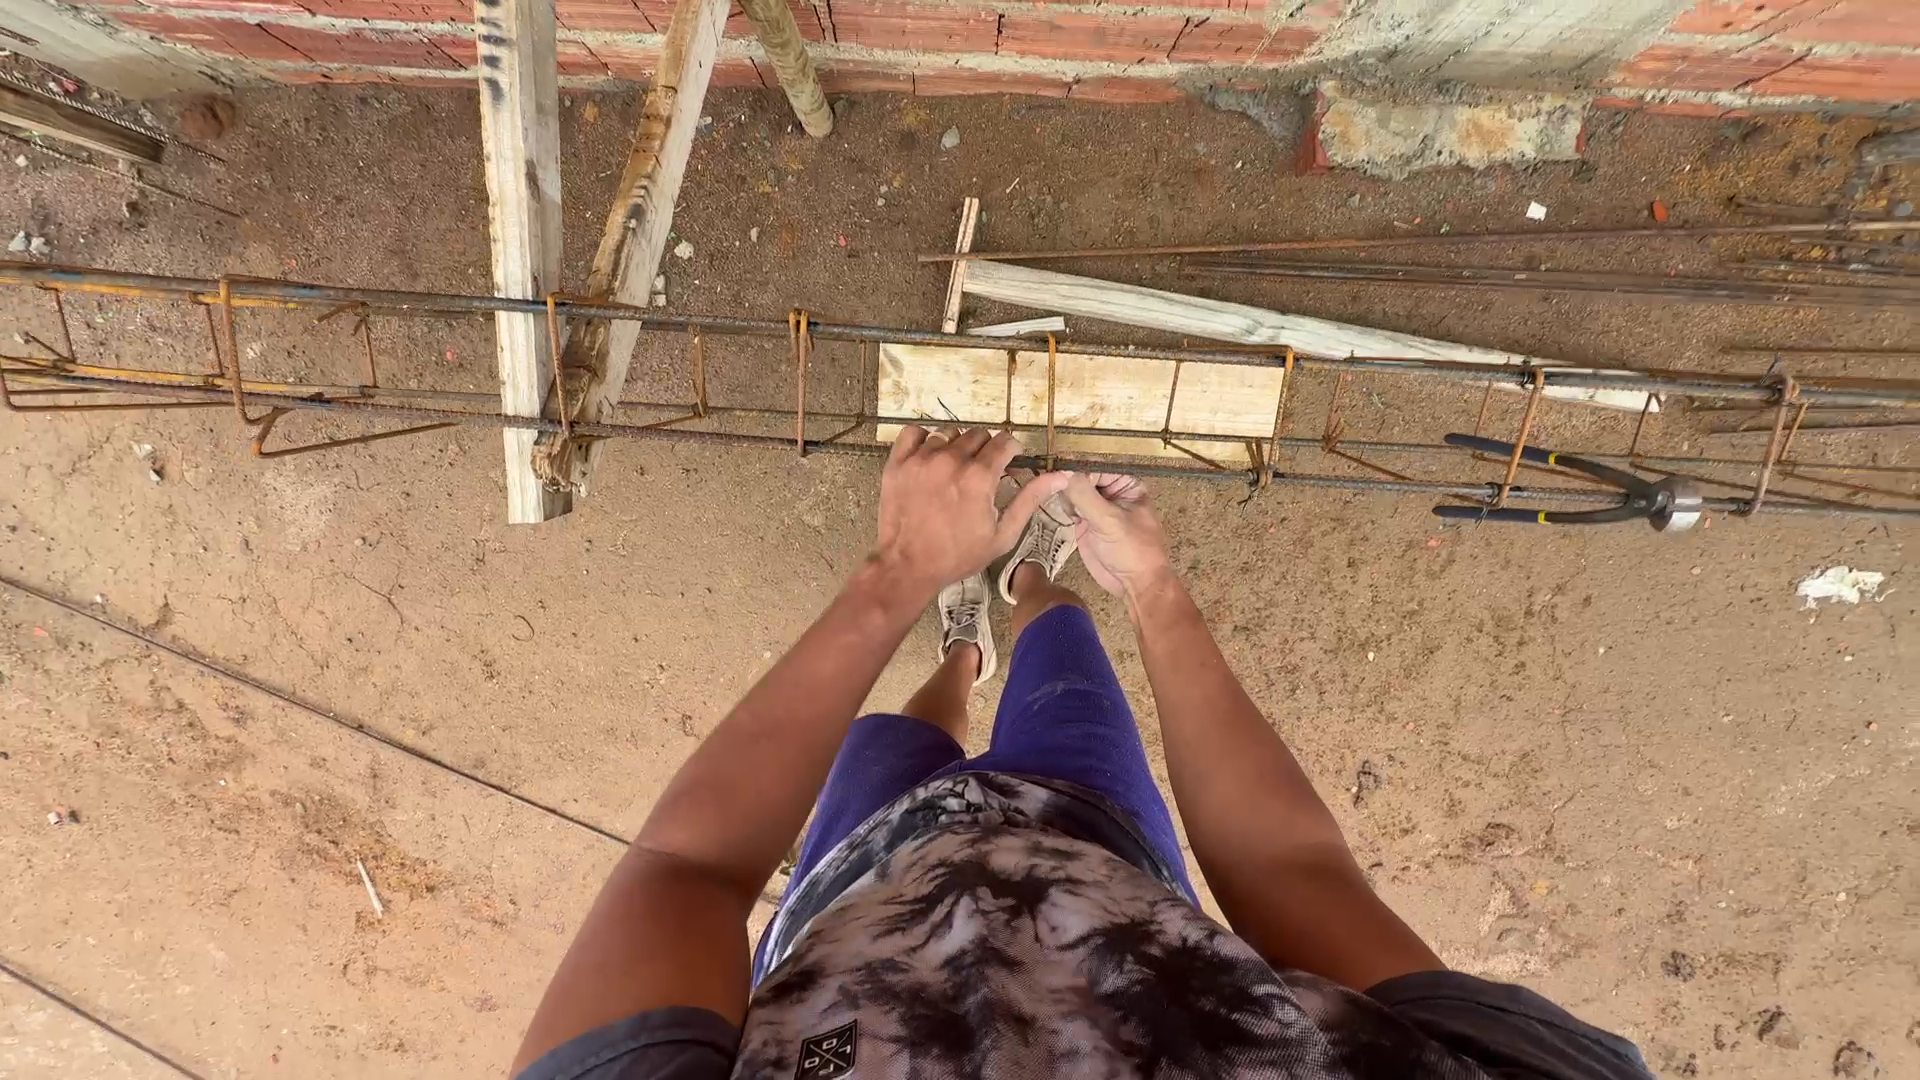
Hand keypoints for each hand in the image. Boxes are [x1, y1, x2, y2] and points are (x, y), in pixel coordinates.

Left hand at [873, 426, 1067, 597]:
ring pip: (948, 434)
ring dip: (956, 447)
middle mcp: (951, 460)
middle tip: (981, 472)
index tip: (1008, 461)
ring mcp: (921, 459)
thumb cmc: (958, 556)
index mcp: (979, 476)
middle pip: (978, 435)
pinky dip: (924, 440)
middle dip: (985, 449)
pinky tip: (929, 457)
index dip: (1011, 450)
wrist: (908, 566)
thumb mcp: (1002, 534)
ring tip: (954, 470)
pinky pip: (914, 433)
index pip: (1004, 442)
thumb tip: (1061, 476)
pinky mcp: (898, 463)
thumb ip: (1030, 499)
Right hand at [1061, 472, 1174, 599]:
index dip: (1076, 468)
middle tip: (1053, 486)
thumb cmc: (1134, 551)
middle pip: (1082, 476)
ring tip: (1062, 504)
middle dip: (1067, 481)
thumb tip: (1062, 473)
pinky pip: (1069, 507)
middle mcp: (1110, 491)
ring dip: (1064, 494)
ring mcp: (1096, 506)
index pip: (1095, 467)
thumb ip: (1085, 495)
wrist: (1134, 583)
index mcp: (1125, 484)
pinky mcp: (1085, 521)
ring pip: (1072, 490)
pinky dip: (1063, 508)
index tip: (1057, 473)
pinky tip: (1065, 514)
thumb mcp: (1109, 520)